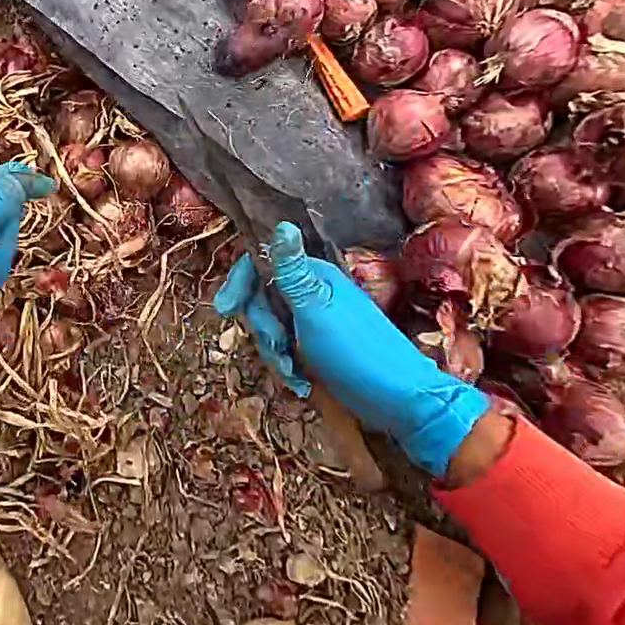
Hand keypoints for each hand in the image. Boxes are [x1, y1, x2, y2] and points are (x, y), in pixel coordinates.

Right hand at [214, 222, 488, 476]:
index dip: (239, 284)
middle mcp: (311, 293)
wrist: (400, 401)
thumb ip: (292, 272)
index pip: (261, 265)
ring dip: (274, 352)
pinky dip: (288, 366)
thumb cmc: (358, 352)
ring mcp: (314, 322)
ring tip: (294, 372)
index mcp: (312, 276)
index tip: (224, 310)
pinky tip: (301, 383)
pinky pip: (286, 350)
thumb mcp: (315, 311)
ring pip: (271, 328)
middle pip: (261, 300)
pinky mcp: (316, 347)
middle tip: (279, 347)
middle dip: (262, 328)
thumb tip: (281, 224)